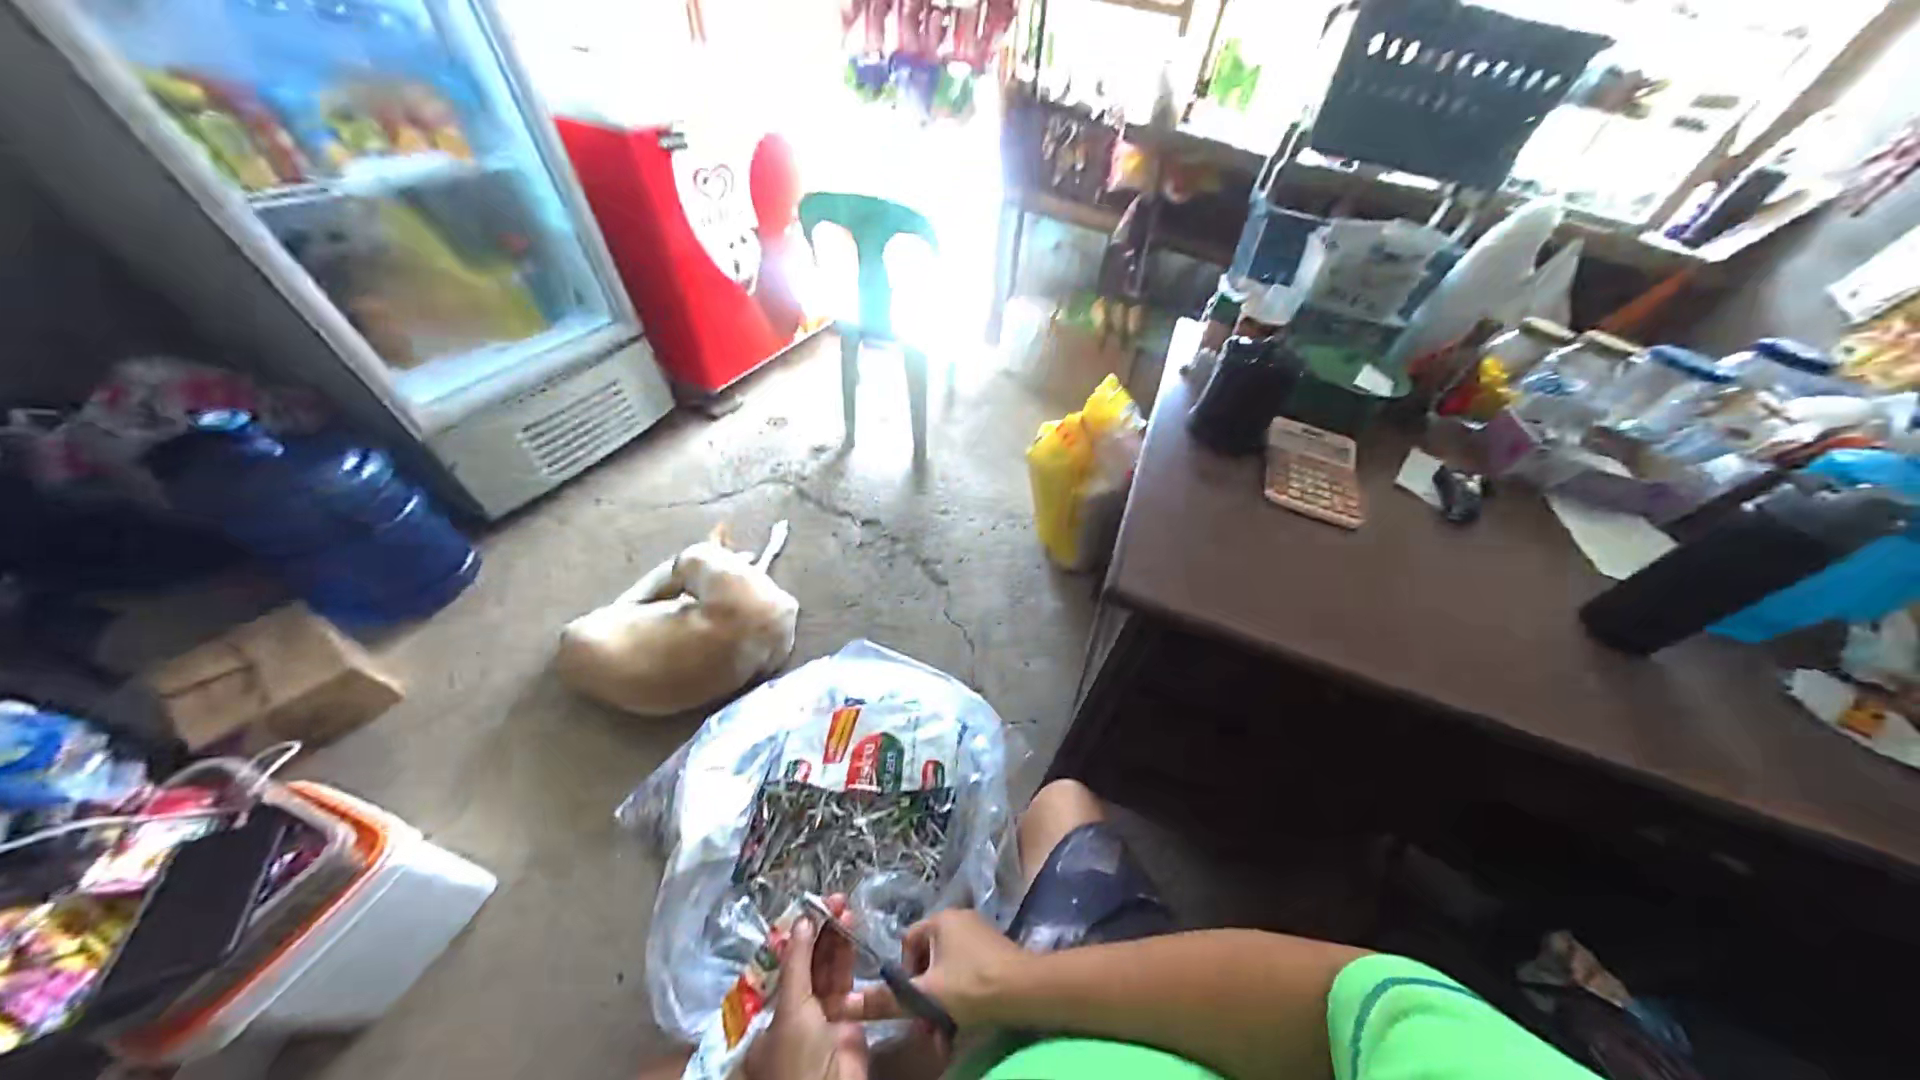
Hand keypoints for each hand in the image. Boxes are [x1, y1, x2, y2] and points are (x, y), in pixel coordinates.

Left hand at [746, 903, 866, 1079]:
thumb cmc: (797, 1059)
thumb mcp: (791, 1010)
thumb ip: (797, 963)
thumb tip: (802, 920)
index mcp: (767, 1011)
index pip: (781, 963)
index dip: (795, 934)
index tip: (809, 907)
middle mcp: (792, 1009)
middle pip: (806, 961)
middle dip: (819, 930)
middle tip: (833, 900)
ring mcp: (819, 1013)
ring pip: (826, 966)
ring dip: (835, 937)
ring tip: (844, 907)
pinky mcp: (846, 1016)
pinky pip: (844, 979)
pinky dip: (847, 954)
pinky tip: (851, 929)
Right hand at [840, 908, 1030, 1030]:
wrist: (1024, 990)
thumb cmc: (971, 986)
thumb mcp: (926, 995)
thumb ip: (888, 1000)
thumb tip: (845, 1003)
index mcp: (940, 919)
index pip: (907, 942)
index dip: (905, 975)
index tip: (913, 1001)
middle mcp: (959, 918)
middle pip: (928, 958)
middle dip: (925, 993)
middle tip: (928, 1023)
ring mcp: (979, 932)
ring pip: (948, 968)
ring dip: (942, 999)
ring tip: (946, 1029)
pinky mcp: (995, 949)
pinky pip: (967, 969)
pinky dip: (961, 993)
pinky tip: (966, 1018)